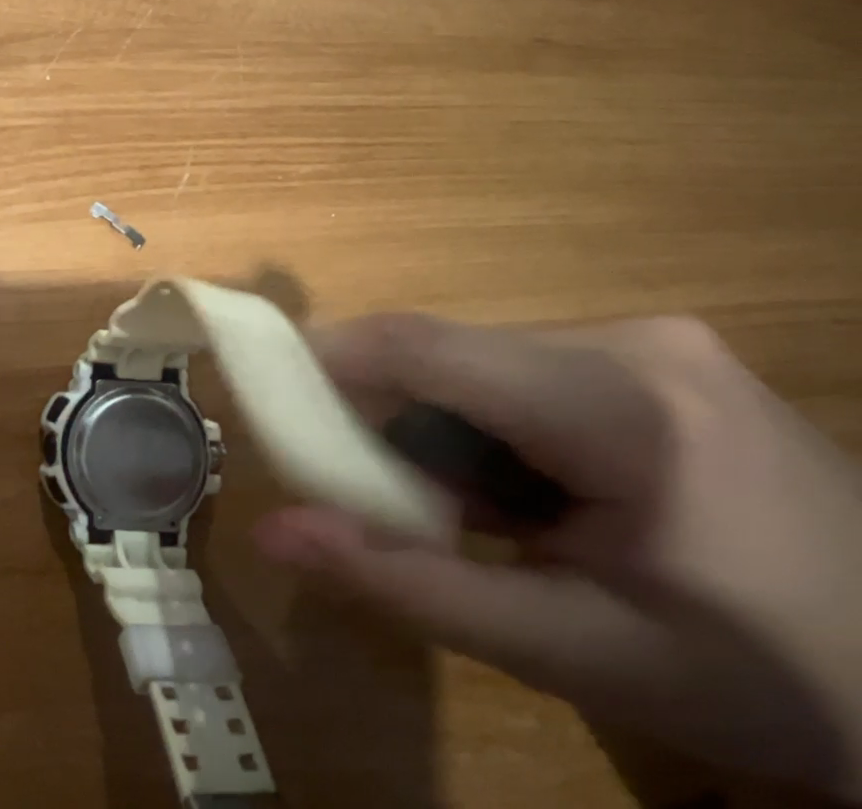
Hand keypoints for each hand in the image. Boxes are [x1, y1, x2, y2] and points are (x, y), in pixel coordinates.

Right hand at [254, 314, 861, 797]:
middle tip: (390, 518)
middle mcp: (633, 341)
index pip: (419, 347)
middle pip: (441, 362)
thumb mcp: (569, 648)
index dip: (317, 364)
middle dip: (388, 432)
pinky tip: (534, 506)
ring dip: (440, 442)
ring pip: (473, 372)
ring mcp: (654, 347)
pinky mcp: (660, 364)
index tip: (255, 409)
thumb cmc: (760, 675)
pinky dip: (490, 440)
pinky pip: (520, 381)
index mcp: (622, 401)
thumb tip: (272, 532)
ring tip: (484, 529)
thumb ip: (408, 583)